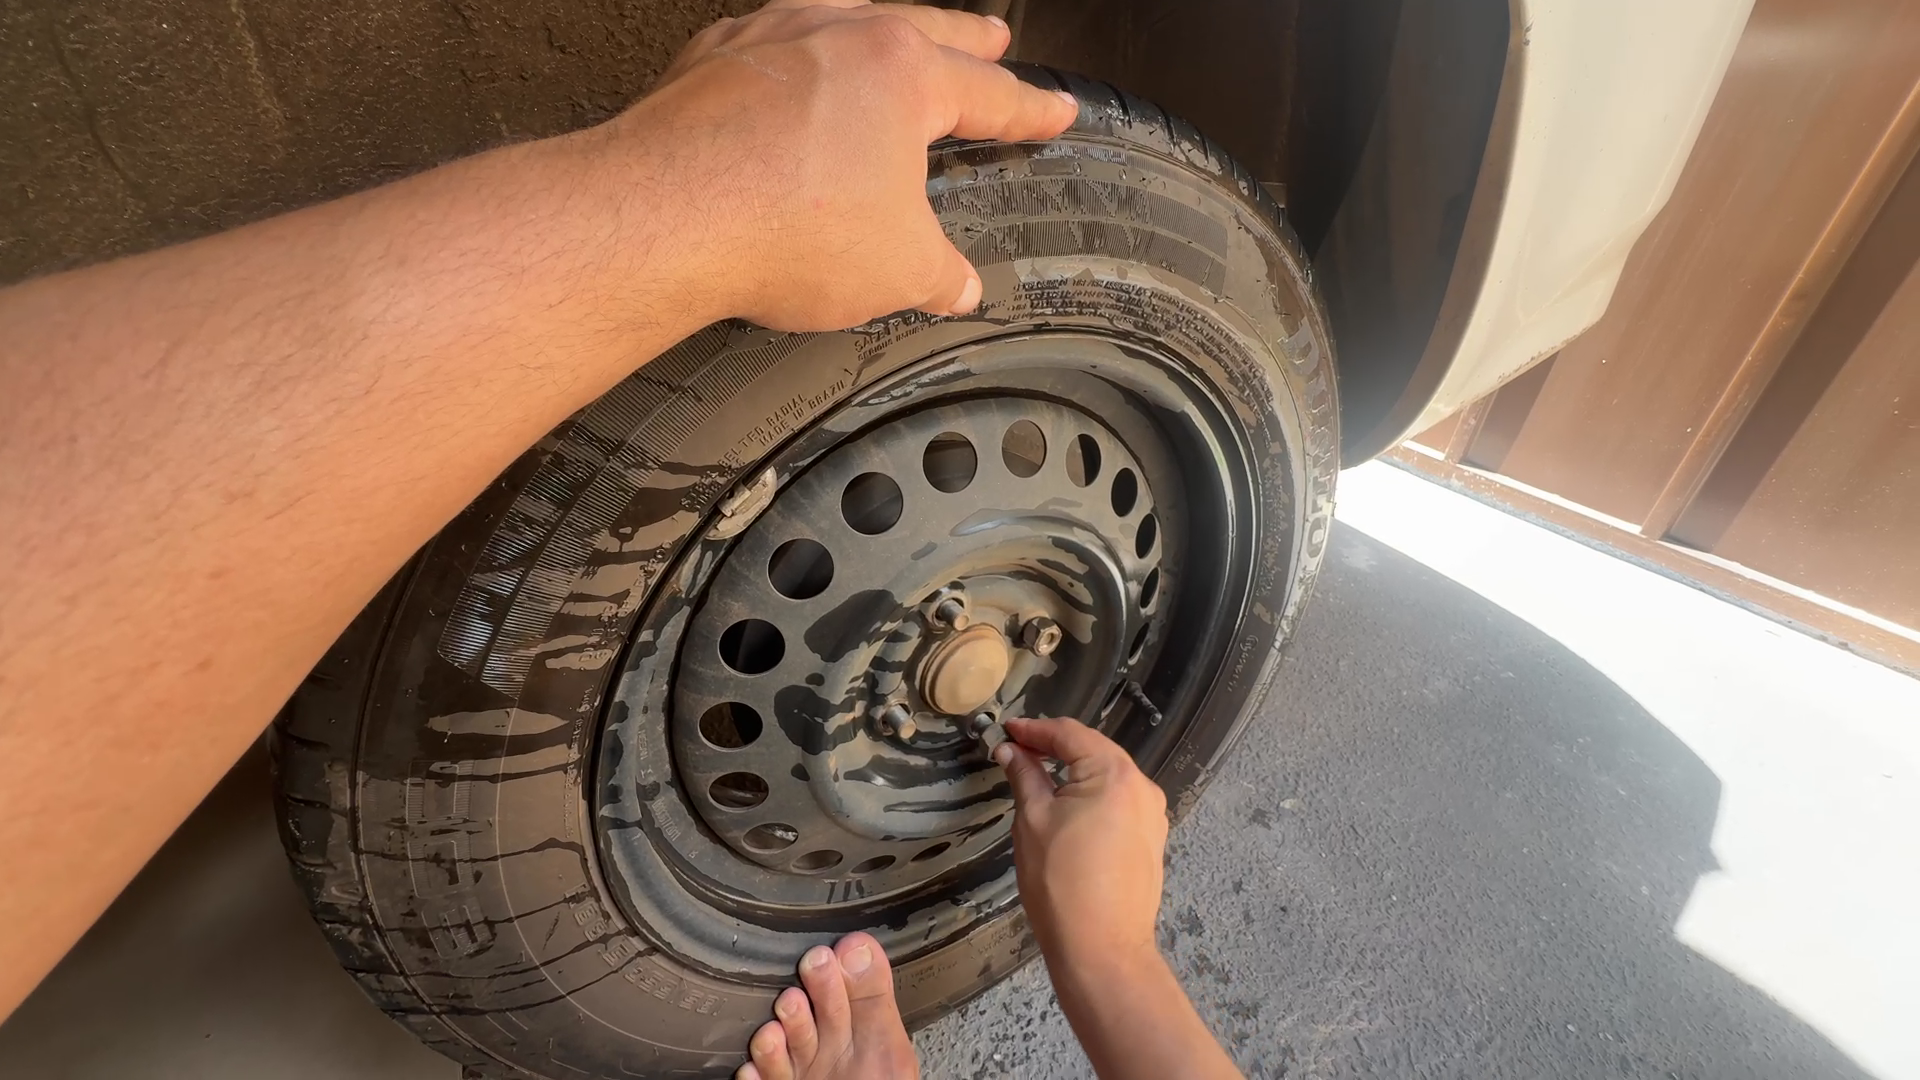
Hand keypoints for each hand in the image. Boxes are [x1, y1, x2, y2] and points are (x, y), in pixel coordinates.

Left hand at [612, 0, 1078, 330]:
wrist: (669, 218)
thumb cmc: (792, 229)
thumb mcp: (901, 271)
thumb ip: (942, 275)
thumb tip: (960, 287)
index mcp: (902, 76)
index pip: (989, 95)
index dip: (1031, 110)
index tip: (1055, 111)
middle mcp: (839, 35)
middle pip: (923, 30)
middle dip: (968, 42)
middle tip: (994, 42)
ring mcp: (770, 40)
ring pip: (846, 21)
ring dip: (883, 33)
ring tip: (898, 42)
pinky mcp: (713, 66)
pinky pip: (778, 48)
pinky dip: (805, 61)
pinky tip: (802, 77)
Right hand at [995, 716, 1169, 970]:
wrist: (1102, 952)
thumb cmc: (1061, 881)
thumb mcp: (1033, 819)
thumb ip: (1024, 775)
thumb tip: (1010, 750)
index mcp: (1115, 773)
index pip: (1070, 734)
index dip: (1035, 729)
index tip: (1007, 730)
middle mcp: (1142, 786)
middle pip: (1093, 749)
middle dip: (1054, 746)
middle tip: (1018, 747)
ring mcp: (1151, 814)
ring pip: (1107, 773)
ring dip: (1074, 767)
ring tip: (1038, 770)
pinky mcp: (1151, 838)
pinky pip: (1118, 798)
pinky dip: (1091, 791)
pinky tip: (1068, 800)